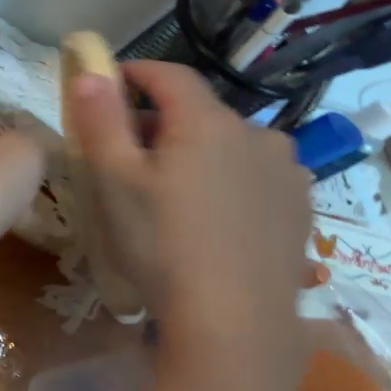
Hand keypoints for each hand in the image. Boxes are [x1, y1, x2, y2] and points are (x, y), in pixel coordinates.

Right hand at [64, 61, 311, 337]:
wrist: (232, 318)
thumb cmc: (159, 242)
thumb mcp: (113, 180)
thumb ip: (101, 121)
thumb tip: (90, 72)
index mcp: (207, 122)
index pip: (170, 75)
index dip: (134, 73)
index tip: (105, 85)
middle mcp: (256, 133)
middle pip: (197, 113)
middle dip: (156, 123)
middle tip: (120, 156)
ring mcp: (286, 170)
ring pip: (226, 145)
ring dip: (193, 152)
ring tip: (164, 192)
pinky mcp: (299, 205)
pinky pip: (251, 175)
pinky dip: (222, 180)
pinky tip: (203, 218)